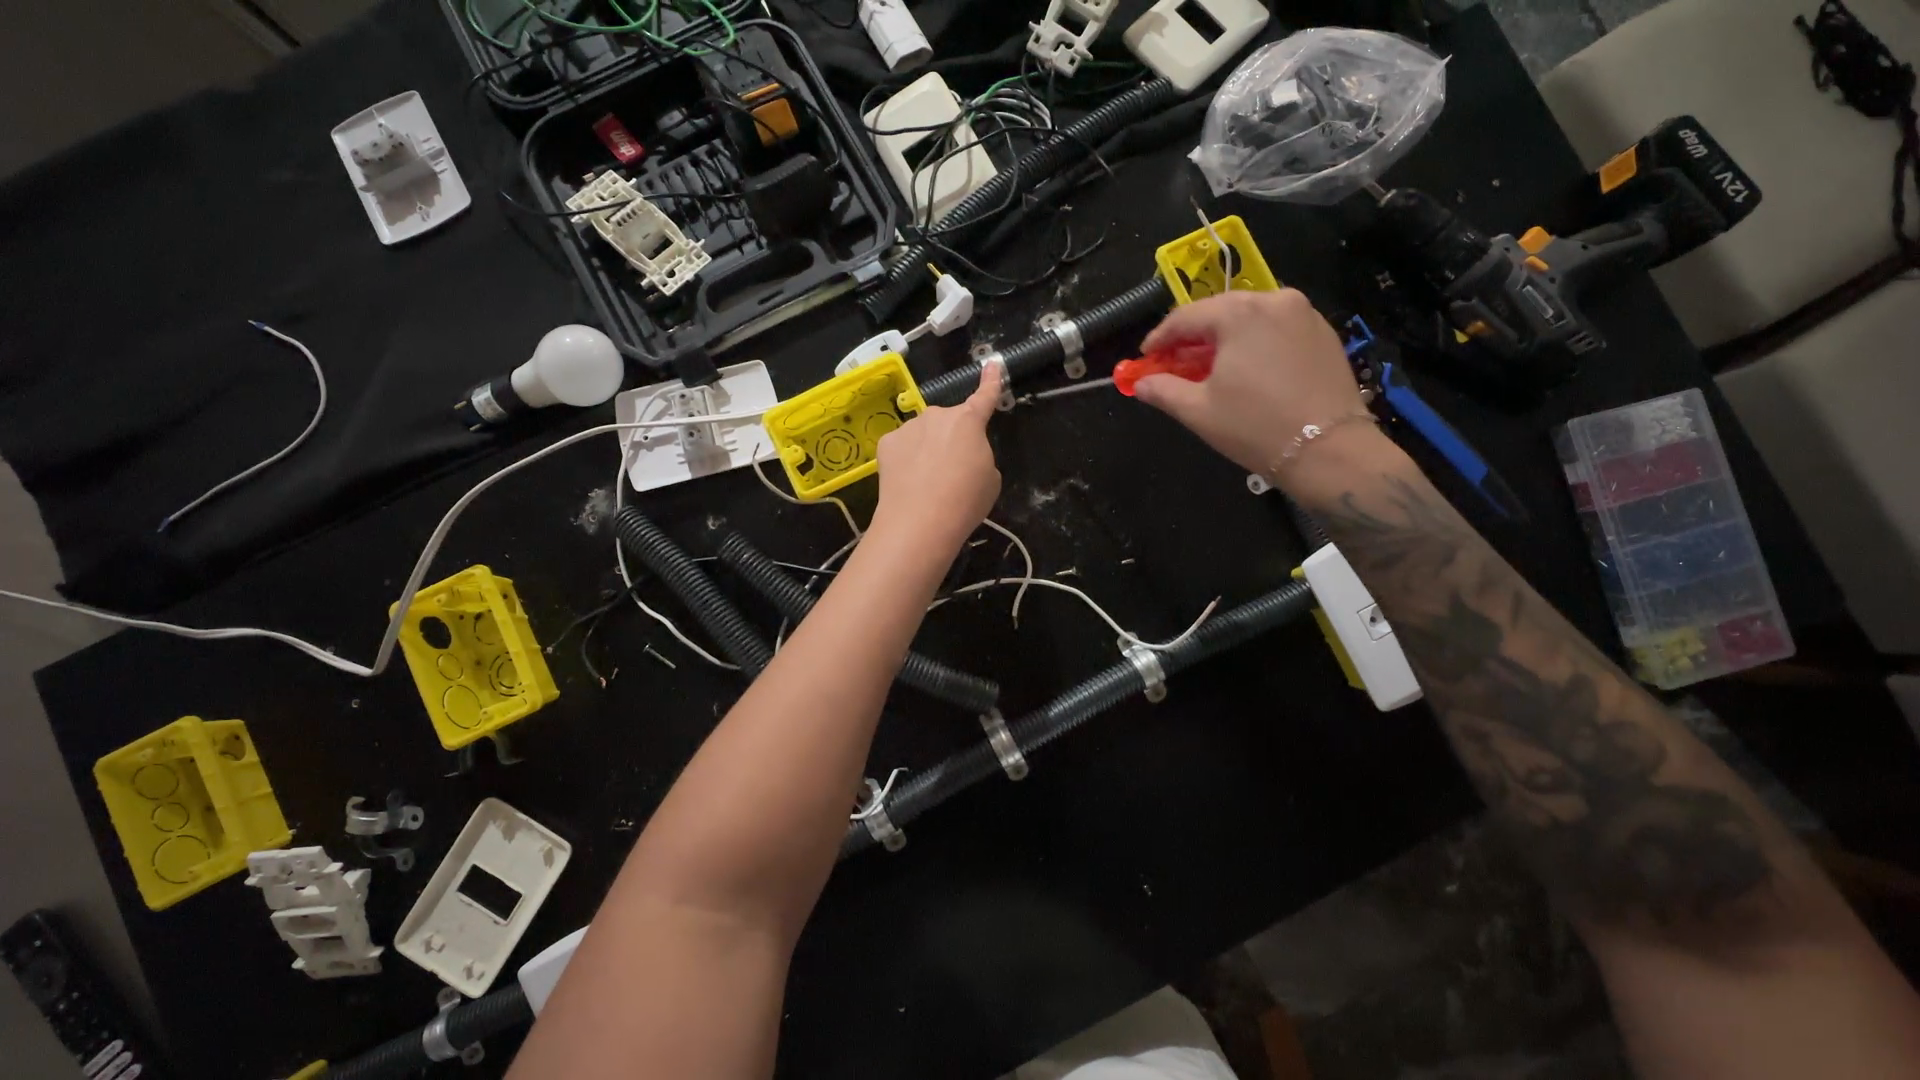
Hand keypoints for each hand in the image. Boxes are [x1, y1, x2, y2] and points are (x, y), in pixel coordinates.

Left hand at [872, 363, 1002, 546]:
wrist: (920, 521)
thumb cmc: (965, 501)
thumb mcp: (990, 480)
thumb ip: (979, 457)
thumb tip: (964, 456)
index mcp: (969, 422)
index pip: (984, 397)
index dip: (990, 381)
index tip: (992, 363)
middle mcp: (937, 416)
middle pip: (949, 423)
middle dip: (952, 439)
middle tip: (954, 472)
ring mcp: (909, 427)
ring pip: (923, 435)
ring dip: (927, 450)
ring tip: (929, 484)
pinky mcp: (886, 443)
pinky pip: (902, 447)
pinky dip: (906, 460)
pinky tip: (908, 483)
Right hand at [1133, 290, 1385, 493]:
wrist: (1330, 450)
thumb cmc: (1256, 427)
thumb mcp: (1198, 411)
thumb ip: (1163, 390)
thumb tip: (1138, 383)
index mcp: (1239, 313)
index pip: (1185, 318)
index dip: (1160, 339)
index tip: (1146, 358)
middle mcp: (1273, 300)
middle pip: (1219, 312)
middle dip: (1193, 338)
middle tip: (1175, 364)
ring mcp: (1304, 314)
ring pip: (1250, 319)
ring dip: (1226, 339)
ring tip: (1212, 368)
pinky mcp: (1324, 332)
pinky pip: (1277, 329)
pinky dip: (1256, 343)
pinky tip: (1248, 370)